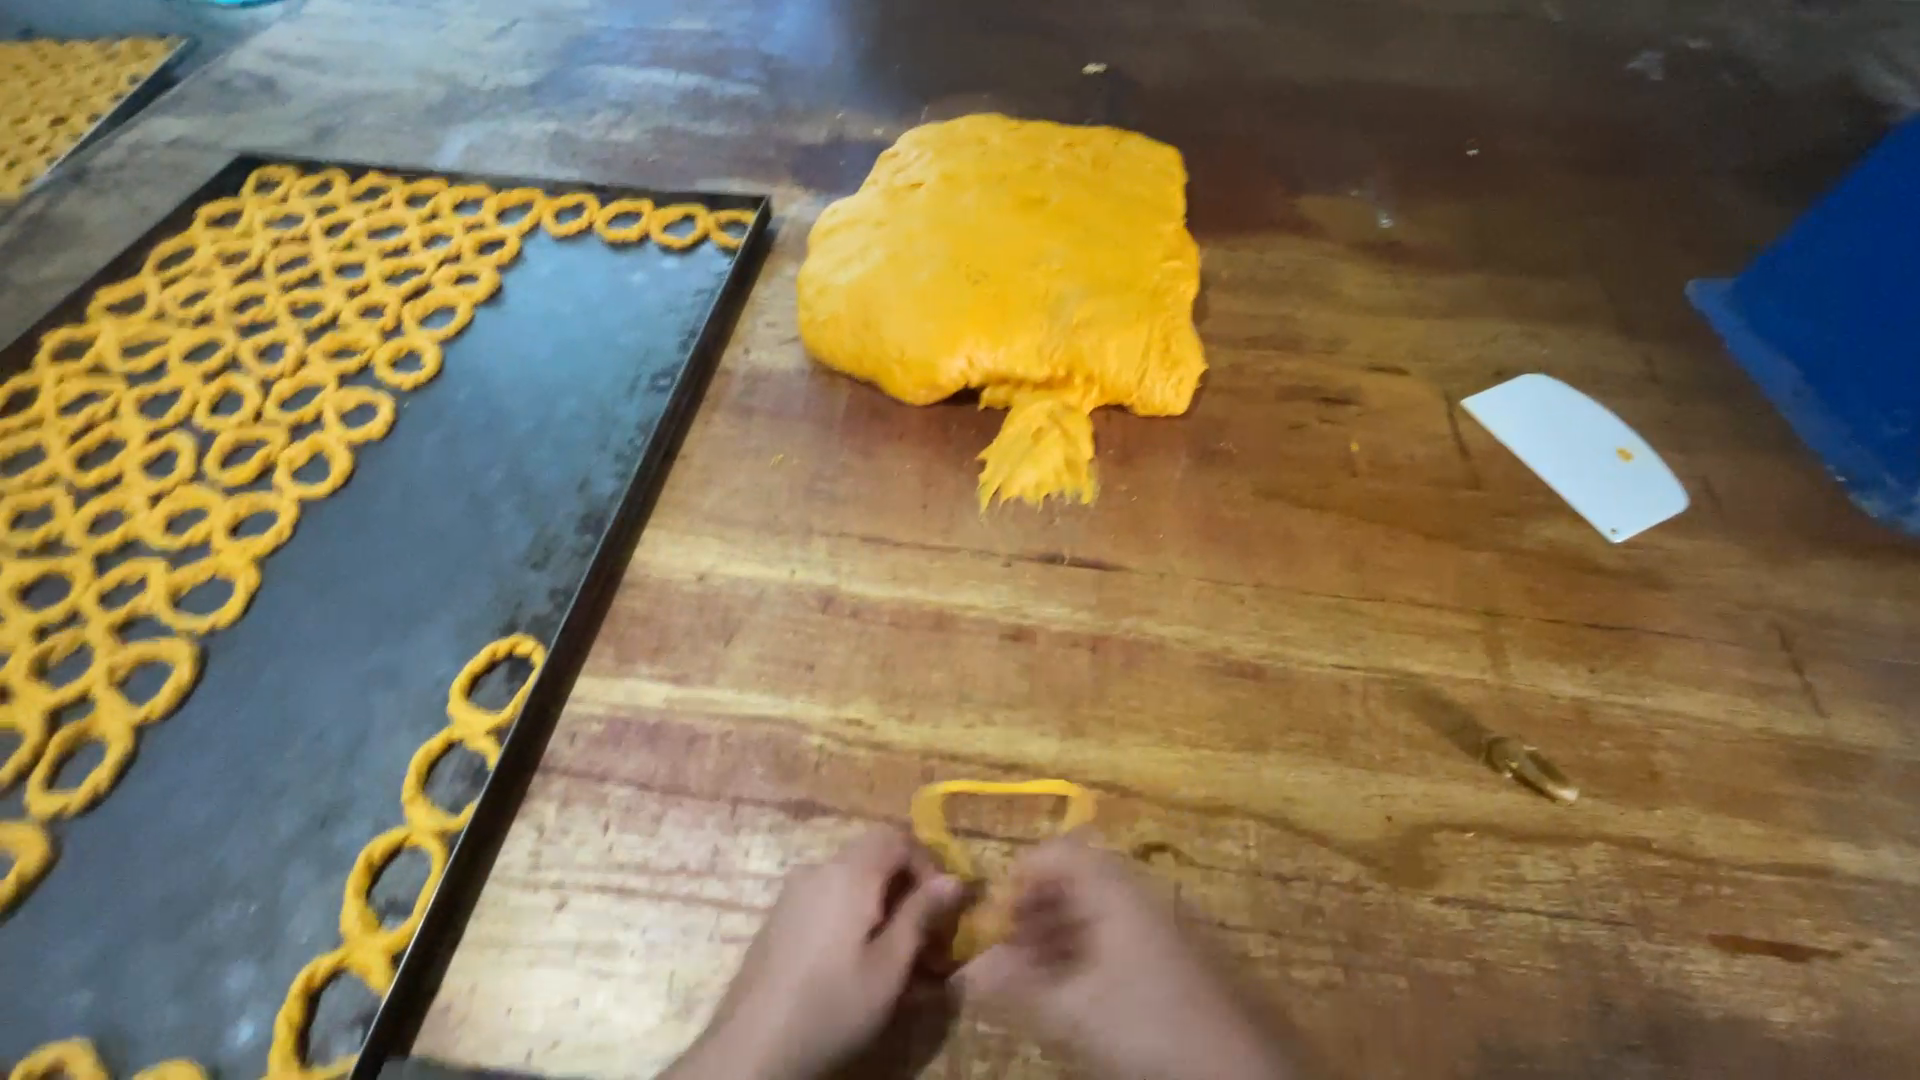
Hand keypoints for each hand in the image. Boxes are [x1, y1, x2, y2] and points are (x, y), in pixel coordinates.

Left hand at [666, 827, 964, 1079]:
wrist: (751, 1050)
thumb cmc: (832, 1005)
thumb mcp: (889, 968)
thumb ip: (921, 916)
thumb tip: (954, 878)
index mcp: (849, 872)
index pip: (897, 837)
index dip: (927, 863)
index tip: (942, 908)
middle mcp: (819, 869)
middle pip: (874, 856)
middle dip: (906, 889)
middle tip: (925, 938)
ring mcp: (793, 893)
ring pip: (851, 881)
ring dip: (881, 906)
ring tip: (895, 958)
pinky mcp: (779, 919)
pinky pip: (827, 900)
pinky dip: (852, 917)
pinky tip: (856, 963)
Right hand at [956, 833, 1294, 1079]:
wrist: (1246, 1070)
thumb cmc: (1152, 1027)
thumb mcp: (1073, 1011)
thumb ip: (1013, 987)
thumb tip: (964, 971)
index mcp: (1116, 888)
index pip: (1056, 851)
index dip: (1019, 878)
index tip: (997, 922)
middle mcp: (1141, 891)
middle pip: (1075, 878)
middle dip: (1035, 911)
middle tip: (1010, 955)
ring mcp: (1165, 921)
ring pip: (1097, 909)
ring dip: (1058, 935)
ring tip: (1037, 980)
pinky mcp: (1180, 953)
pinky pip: (1121, 934)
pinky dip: (1089, 952)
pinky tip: (1079, 994)